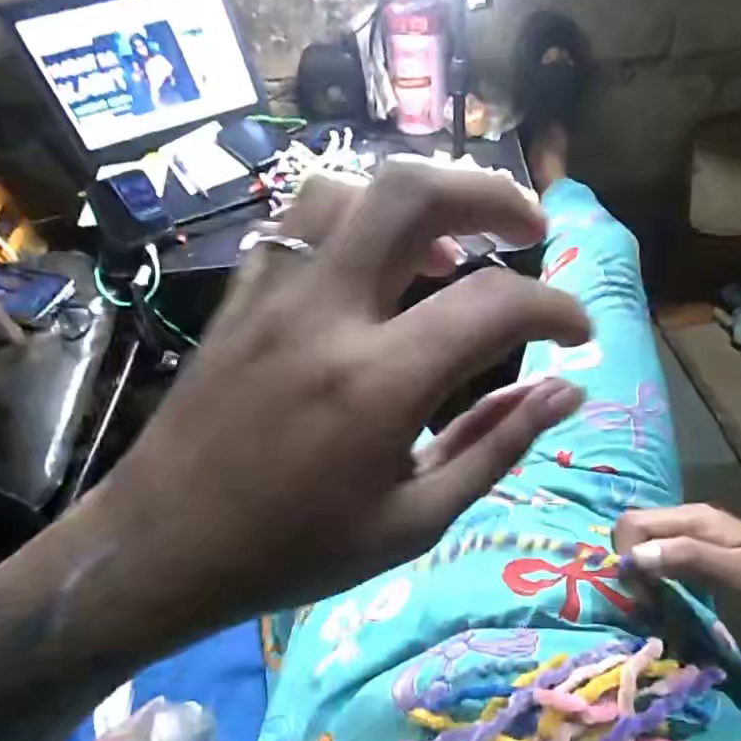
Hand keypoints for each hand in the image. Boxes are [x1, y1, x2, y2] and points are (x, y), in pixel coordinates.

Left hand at [88, 160, 591, 625]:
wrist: (162, 548)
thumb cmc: (294, 551)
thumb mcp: (414, 523)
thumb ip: (495, 446)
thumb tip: (566, 392)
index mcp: (378, 383)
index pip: (494, 306)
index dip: (556, 309)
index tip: (578, 333)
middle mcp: (326, 315)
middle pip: (414, 194)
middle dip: (491, 194)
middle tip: (530, 228)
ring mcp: (273, 295)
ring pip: (349, 190)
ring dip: (415, 202)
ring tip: (449, 250)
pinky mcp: (241, 297)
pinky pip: (300, 223)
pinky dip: (356, 223)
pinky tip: (374, 268)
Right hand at [613, 504, 740, 629]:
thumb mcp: (738, 573)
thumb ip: (688, 558)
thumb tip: (635, 555)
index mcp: (694, 517)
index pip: (632, 522)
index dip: (625, 554)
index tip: (641, 593)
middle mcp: (687, 519)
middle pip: (632, 529)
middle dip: (628, 562)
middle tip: (644, 600)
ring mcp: (690, 537)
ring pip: (640, 543)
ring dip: (637, 571)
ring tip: (652, 602)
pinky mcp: (693, 555)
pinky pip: (655, 557)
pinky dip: (649, 576)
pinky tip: (662, 597)